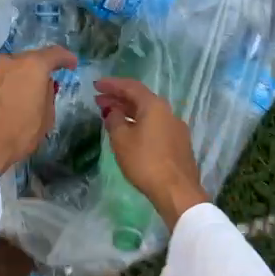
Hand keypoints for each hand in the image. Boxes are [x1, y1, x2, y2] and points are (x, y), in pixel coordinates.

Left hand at [0, 46, 78, 173]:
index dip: (66, 58)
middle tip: (47, 84)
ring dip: (21, 76)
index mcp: (32, 66)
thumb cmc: (18, 133)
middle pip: (30, 59)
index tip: (72, 65)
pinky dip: (7, 83)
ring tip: (26, 93)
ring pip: (12, 67)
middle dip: (40, 69)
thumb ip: (48, 94)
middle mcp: (9, 61)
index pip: (54, 54)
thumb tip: (43, 84)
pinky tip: (9, 98)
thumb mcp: (46, 118)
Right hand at [94, 78, 208, 226]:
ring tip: (110, 116)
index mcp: (154, 106)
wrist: (177, 191)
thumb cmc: (145, 162)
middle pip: (141, 99)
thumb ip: (114, 121)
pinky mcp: (178, 143)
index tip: (96, 85)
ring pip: (148, 113)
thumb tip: (113, 112)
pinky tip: (129, 132)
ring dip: (128, 112)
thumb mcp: (122, 140)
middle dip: (118, 98)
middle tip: (98, 100)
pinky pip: (155, 125)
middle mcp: (168, 112)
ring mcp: (175, 128)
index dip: (112, 84)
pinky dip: (139, 123)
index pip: (131, 87)